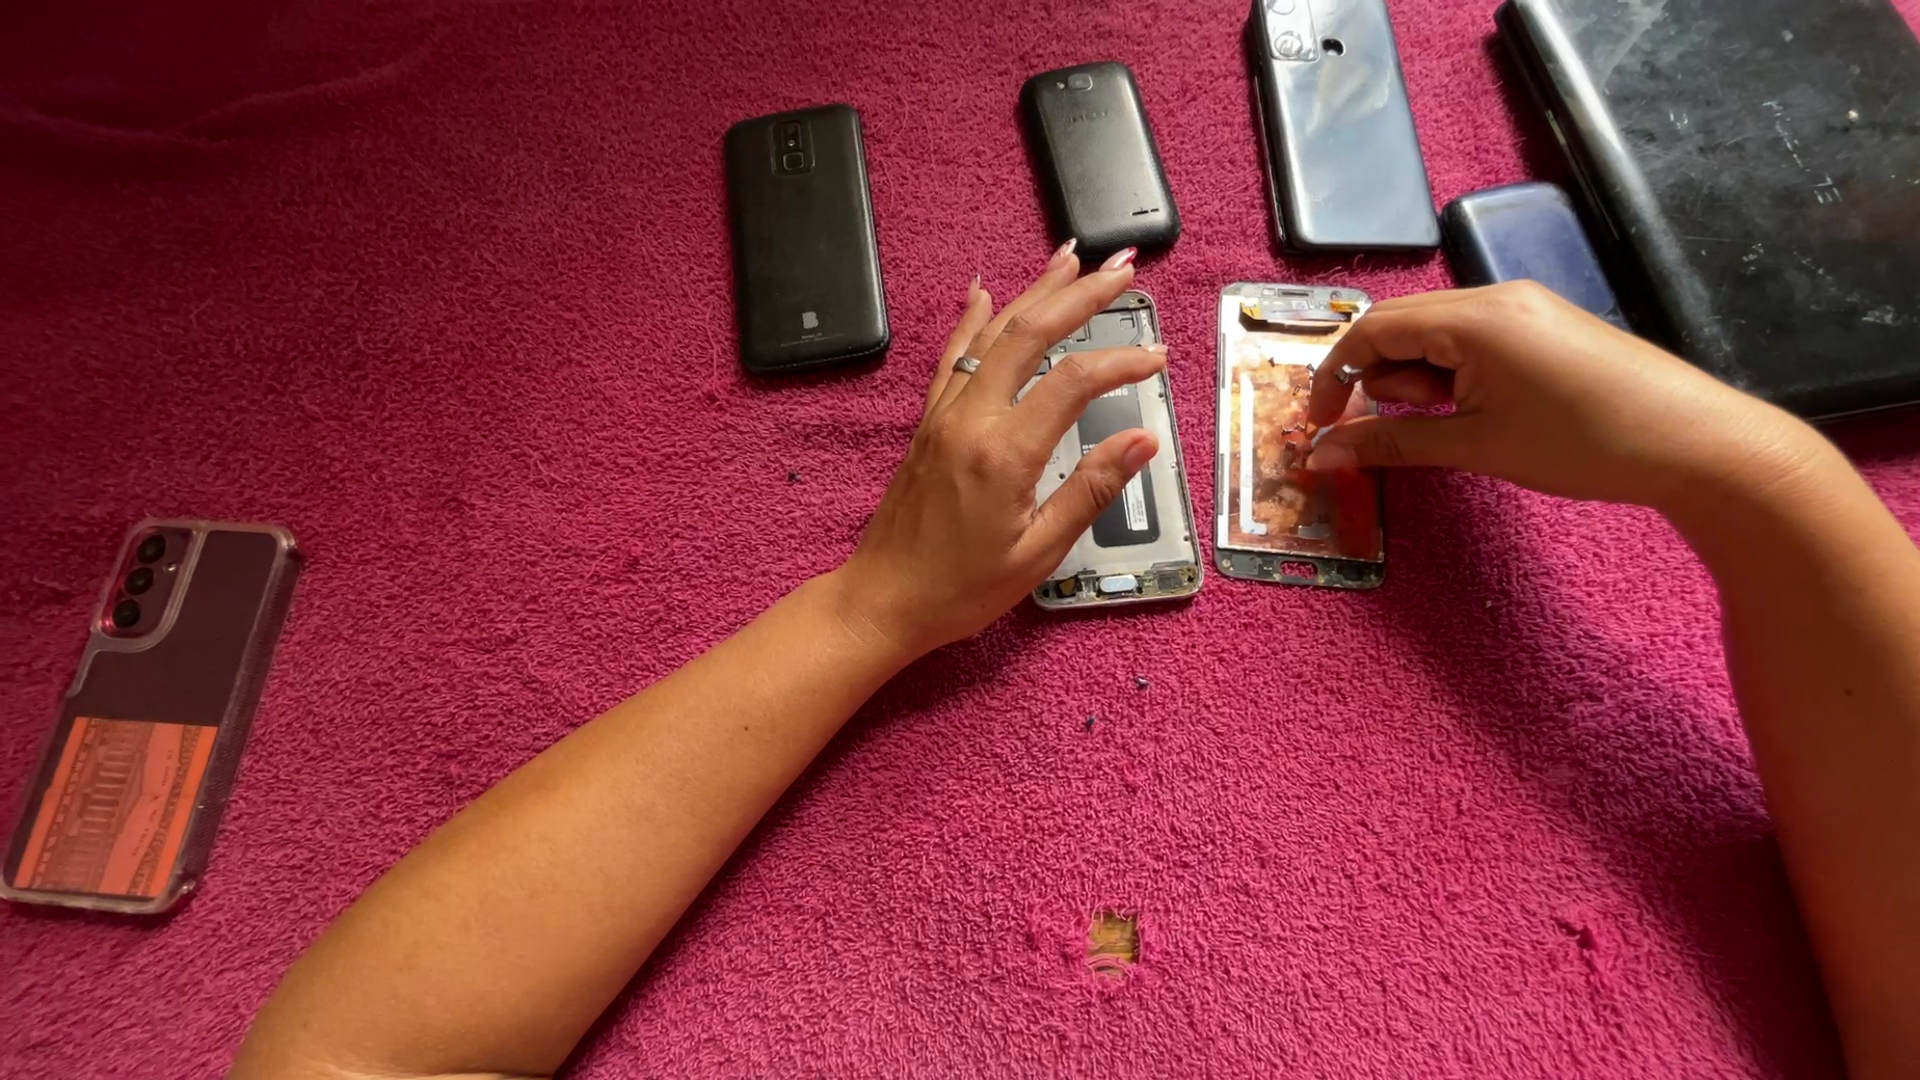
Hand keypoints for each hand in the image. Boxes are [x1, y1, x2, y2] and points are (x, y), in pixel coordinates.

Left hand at [837, 245, 1165, 656]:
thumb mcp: (1038, 552)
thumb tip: (1142, 442)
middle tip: (1122, 268)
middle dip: (1079, 294)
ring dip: (1033, 293)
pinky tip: (982, 290)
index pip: (1073, 382)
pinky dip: (971, 320)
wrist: (883, 598)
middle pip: (1029, 334)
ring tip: (1069, 259)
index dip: (1121, 362)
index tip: (1156, 358)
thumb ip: (1089, 491)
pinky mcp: (928, 423)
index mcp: (1003, 452)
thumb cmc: (961, 588)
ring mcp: (943, 415)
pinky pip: (951, 357)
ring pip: (990, 334)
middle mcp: (970, 419)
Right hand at [1304, 282, 1823, 510]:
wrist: (1701, 447)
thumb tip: (1318, 455)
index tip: (1321, 425)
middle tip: (1385, 427)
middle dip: (1374, 378)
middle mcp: (1495, 298)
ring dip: (1414, 380)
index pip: (1373, 329)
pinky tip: (1468, 409)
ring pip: (1430, 336)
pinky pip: (1465, 343)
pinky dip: (1445, 376)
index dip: (1333, 376)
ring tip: (1448, 423)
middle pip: (1397, 327)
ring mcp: (1521, 309)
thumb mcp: (1472, 445)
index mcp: (1476, 318)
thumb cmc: (1580, 444)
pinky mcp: (1539, 328)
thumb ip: (1388, 442)